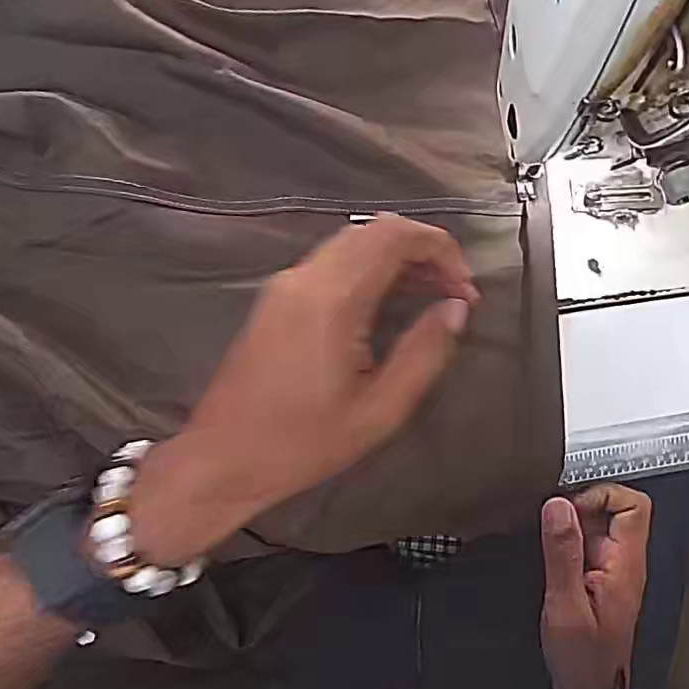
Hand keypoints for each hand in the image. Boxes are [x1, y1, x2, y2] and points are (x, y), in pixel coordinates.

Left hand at [129, 215, 479, 563]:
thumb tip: (456, 309)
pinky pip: (333, 263)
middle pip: (375, 230)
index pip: (394, 236)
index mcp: (331, 300)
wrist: (223, 458)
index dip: (440, 248)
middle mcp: (305, 278)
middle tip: (453, 294)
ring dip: (397, 259)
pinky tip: (390, 303)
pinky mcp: (277, 298)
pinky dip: (370, 269)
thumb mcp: (379, 411)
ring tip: (431, 299)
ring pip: (353, 243)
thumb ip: (423, 353)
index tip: (465, 288)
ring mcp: (285, 285)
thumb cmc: (302, 444)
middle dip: (424, 251)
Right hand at [540, 483, 650, 688]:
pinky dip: (562, 540)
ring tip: (544, 542)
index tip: (568, 511)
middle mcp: (622, 561)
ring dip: (567, 524)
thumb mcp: (566, 607)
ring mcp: (609, 568)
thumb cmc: (584, 661)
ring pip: (594, 524)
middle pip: (611, 508)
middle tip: (549, 529)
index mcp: (626, 564)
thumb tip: (558, 505)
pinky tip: (546, 555)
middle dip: (577, 508)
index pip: (634, 505)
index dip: (601, 495)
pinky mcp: (594, 577)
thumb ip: (563, 554)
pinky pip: (582, 543)